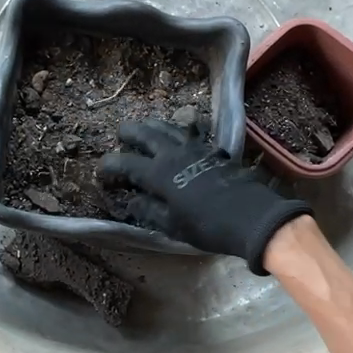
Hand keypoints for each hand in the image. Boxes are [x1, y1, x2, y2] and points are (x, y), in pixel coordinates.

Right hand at [98, 119, 310, 274]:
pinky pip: (190, 135)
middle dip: (130, 133)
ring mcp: (196, 150)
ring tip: (145, 126)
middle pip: (147, 135)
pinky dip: (179, 132)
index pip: (127, 164)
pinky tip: (179, 135)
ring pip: (170, 129)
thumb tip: (130, 199)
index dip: (111, 166)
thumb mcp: (172, 225)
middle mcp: (174, 155)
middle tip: (121, 133)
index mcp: (159, 174)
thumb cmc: (208, 226)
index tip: (101, 171)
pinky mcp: (213, 152)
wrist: (252, 217)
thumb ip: (148, 209)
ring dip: (154, 126)